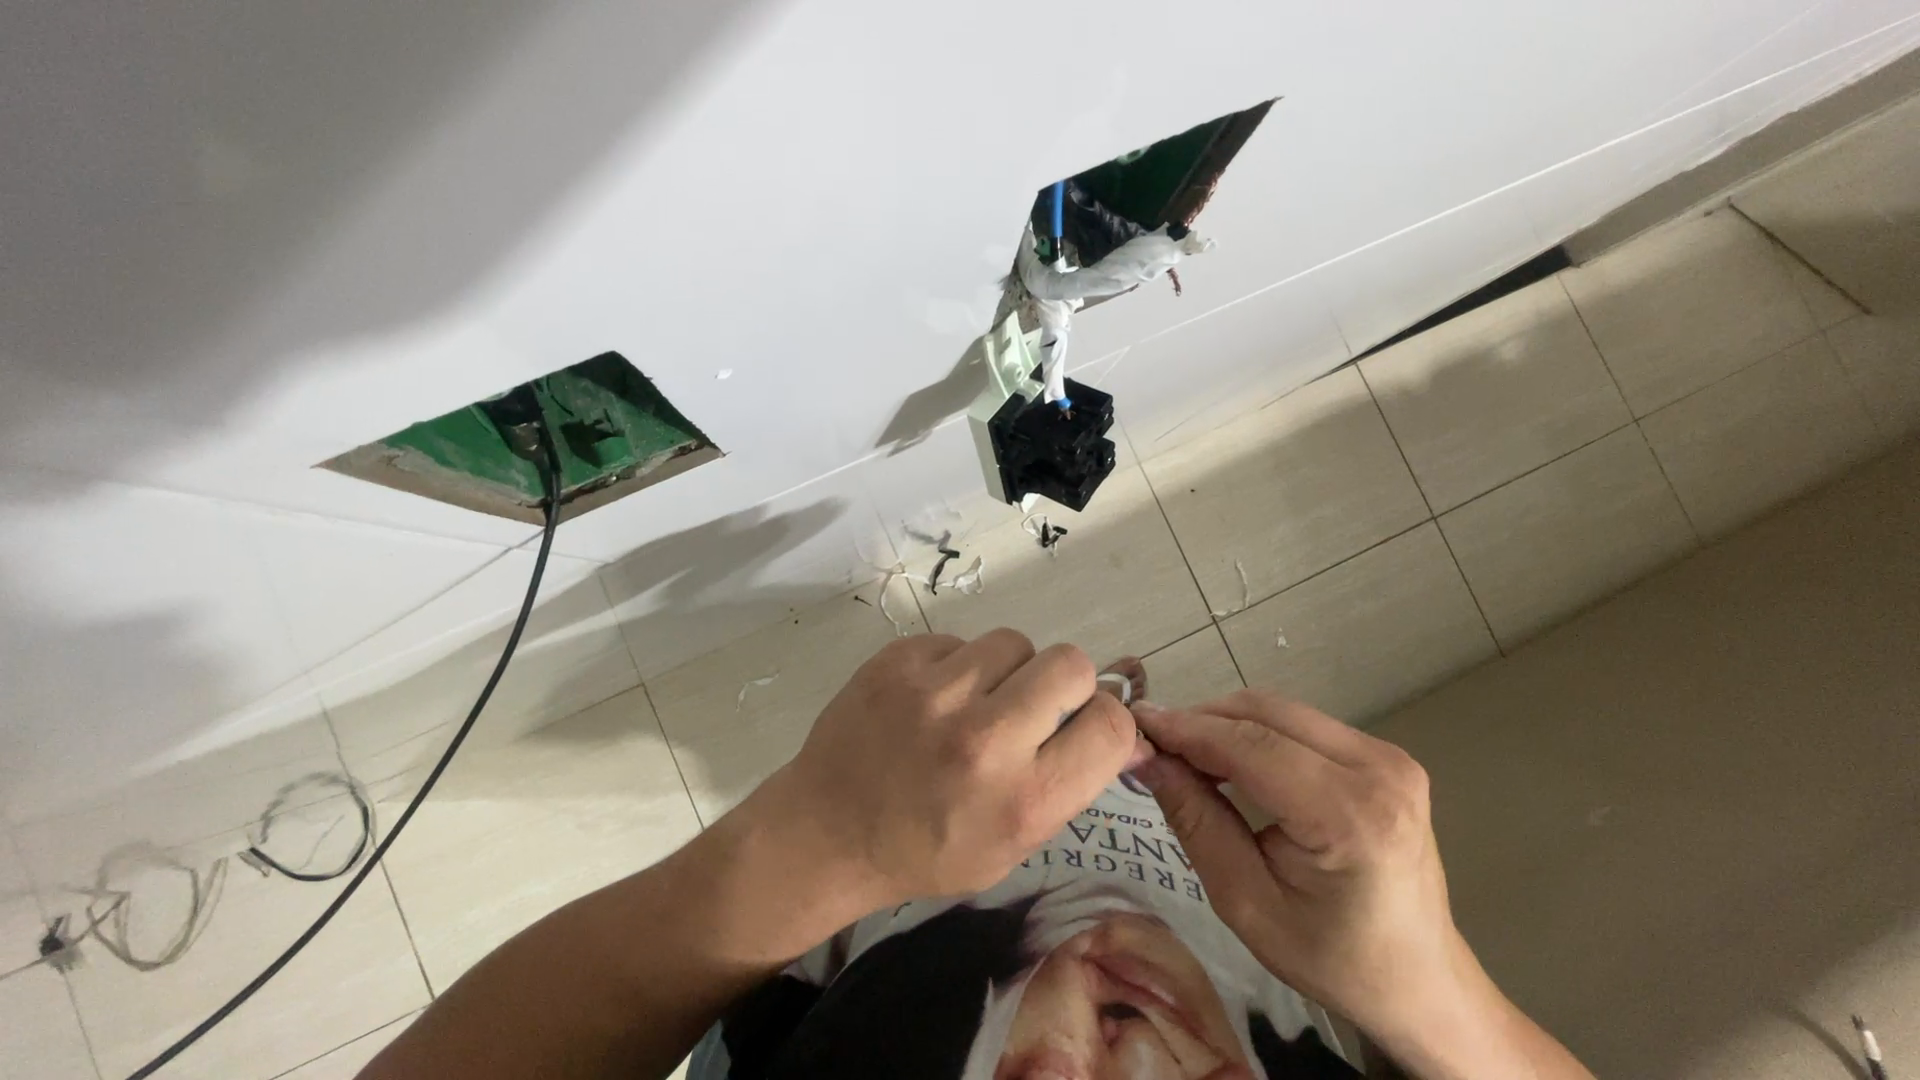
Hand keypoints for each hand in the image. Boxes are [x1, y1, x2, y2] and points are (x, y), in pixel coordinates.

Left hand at [757, 630, 1141, 909]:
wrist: (827, 832)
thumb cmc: (927, 851)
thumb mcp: (1012, 847)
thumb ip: (1068, 785)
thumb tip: (1118, 725)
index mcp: (1023, 798)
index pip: (1110, 725)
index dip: (1104, 723)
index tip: (1080, 730)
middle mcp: (985, 739)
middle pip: (1071, 664)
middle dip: (1063, 685)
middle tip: (1031, 708)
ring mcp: (935, 692)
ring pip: (1014, 642)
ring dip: (1007, 670)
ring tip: (975, 702)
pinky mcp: (896, 660)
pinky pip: (959, 641)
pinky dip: (956, 666)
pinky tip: (931, 699)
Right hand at [1130, 691, 1488, 1064]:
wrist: (1419, 980)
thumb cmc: (1330, 957)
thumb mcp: (1244, 901)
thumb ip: (1195, 821)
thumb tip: (1148, 759)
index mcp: (1349, 815)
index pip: (1248, 744)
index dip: (1185, 729)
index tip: (1134, 723)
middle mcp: (1378, 769)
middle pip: (1264, 713)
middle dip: (1201, 721)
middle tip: (1154, 745)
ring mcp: (1388, 757)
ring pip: (1281, 712)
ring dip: (1226, 725)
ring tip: (1185, 757)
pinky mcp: (1386, 757)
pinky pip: (1303, 725)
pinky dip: (1256, 734)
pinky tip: (1230, 762)